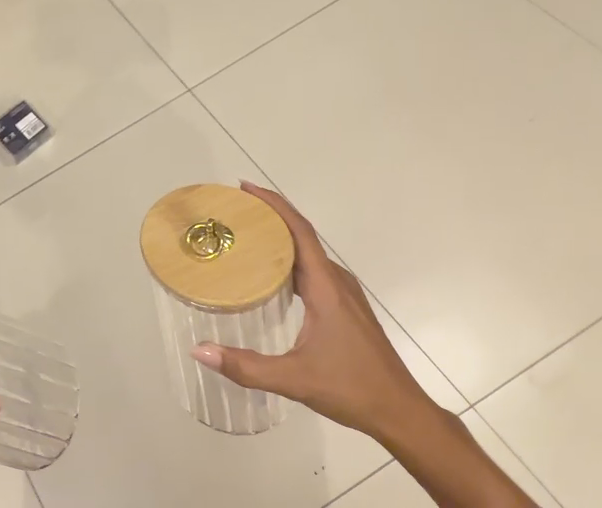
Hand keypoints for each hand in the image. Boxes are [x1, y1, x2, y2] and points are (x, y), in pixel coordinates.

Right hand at [192, 182, 439, 442]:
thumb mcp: (294, 379)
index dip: (273, 204)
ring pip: (308, 253)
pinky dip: (289, 260)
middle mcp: (336, 282)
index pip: (299, 231)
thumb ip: (246, 366)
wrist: (402, 413)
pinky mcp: (346, 307)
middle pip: (301, 235)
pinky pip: (313, 269)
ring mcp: (344, 294)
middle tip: (232, 212)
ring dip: (279, 238)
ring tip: (243, 238)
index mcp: (326, 287)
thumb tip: (199, 351)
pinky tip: (269, 276)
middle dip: (268, 217)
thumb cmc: (352, 390)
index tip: (244, 189)